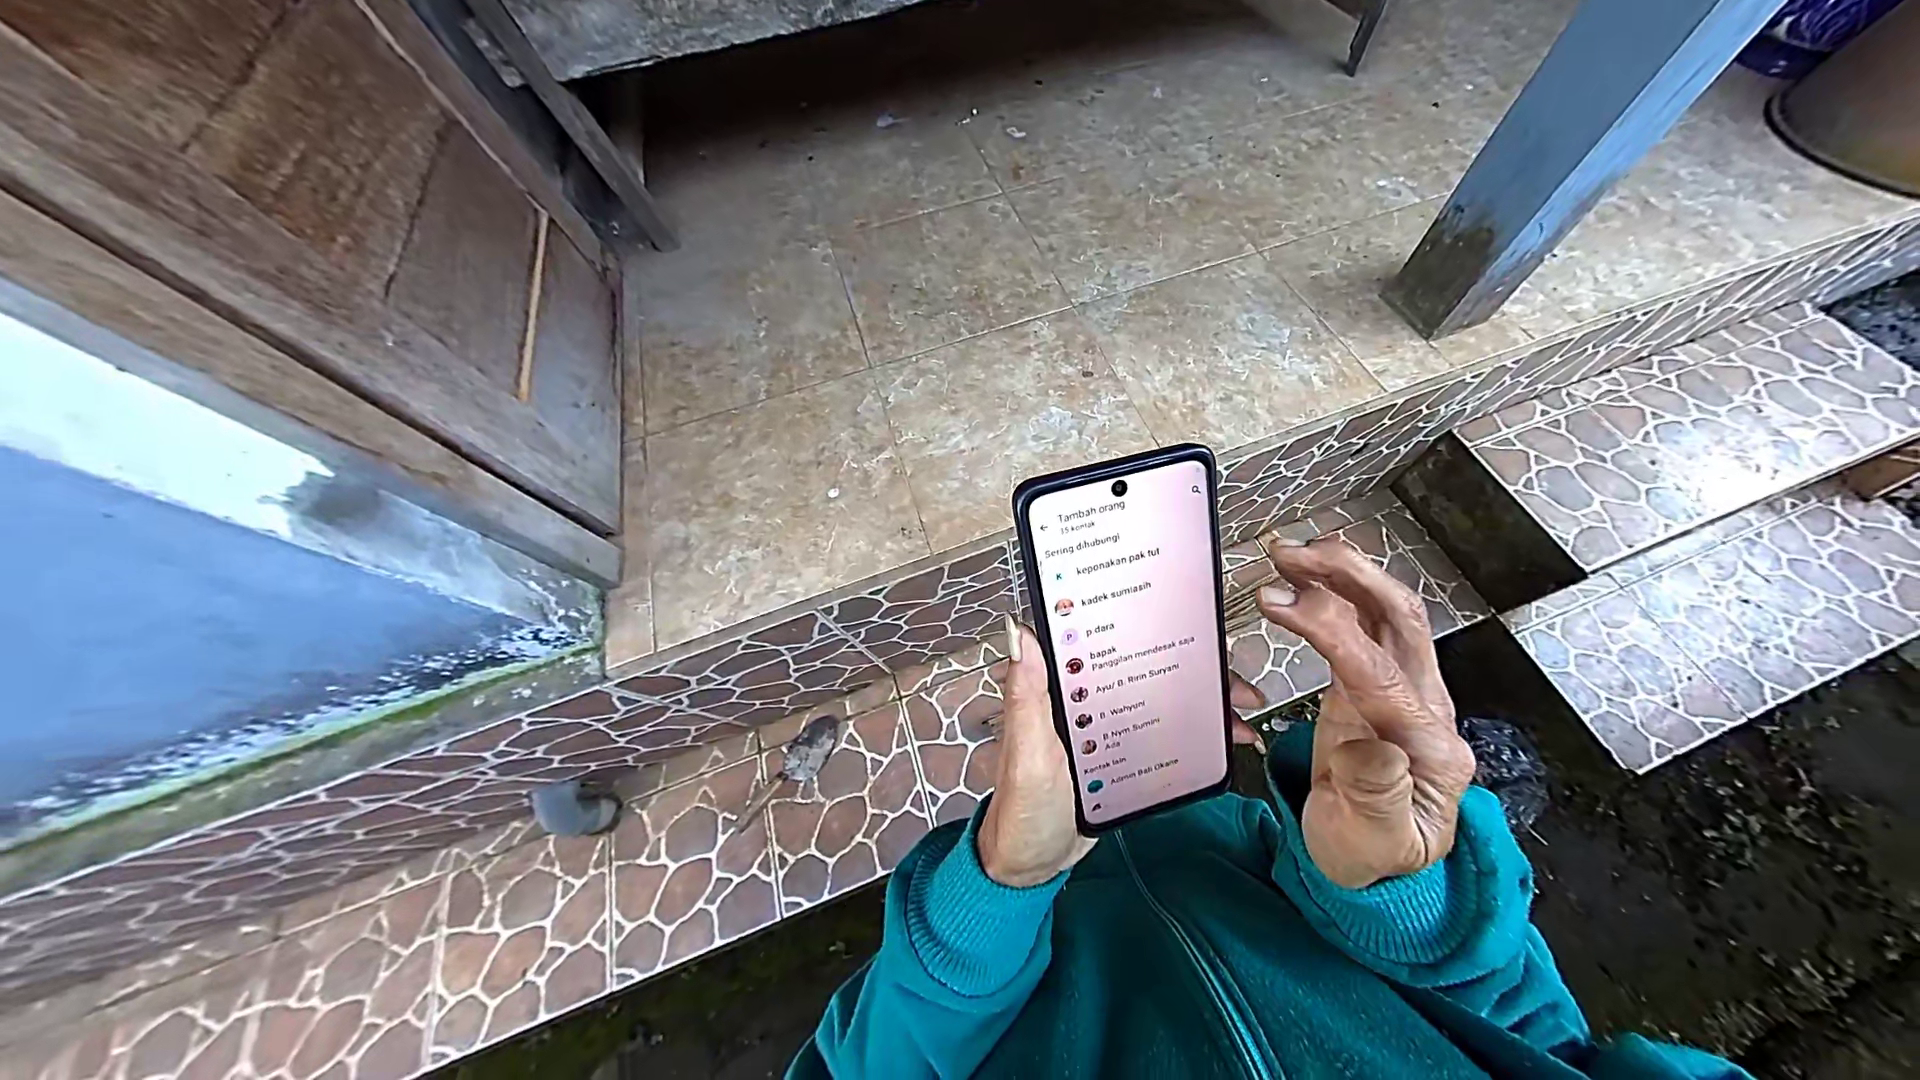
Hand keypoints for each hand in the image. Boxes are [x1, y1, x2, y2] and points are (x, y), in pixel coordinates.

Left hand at [977, 616, 1269, 886]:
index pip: (1106, 645)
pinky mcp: (1115, 752)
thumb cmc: (1021, 808)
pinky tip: (1213, 742)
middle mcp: (1081, 700)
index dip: (1148, 635)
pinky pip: (1157, 732)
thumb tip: (1022, 634)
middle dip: (1192, 673)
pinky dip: (1189, 734)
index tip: (1188, 637)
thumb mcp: (1027, 751)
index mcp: (1056, 691)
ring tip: (1235, 720)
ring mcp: (1101, 726)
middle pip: (1144, 670)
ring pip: (1157, 700)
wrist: (1032, 861)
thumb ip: (1026, 694)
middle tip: (1232, 688)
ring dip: (1198, 704)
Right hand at [1255, 535, 1475, 887]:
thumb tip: (1372, 745)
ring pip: (1381, 612)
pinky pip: (1357, 625)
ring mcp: (1398, 689)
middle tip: (1291, 553)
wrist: (1368, 854)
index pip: (1378, 671)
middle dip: (1349, 576)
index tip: (1279, 603)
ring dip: (1338, 573)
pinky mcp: (1369, 683)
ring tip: (1287, 552)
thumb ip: (1378, 798)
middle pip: (1399, 620)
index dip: (1328, 629)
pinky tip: (1300, 576)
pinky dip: (1329, 592)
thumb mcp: (1376, 842)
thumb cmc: (1370, 852)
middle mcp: (1423, 705)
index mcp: (1429, 745)